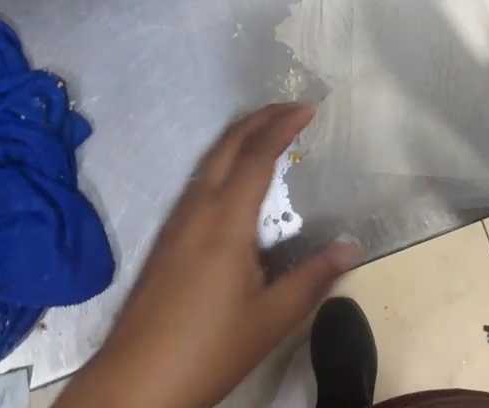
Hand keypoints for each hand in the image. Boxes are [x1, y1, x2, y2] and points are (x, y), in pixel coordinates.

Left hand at [58, 103, 357, 407]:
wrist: (136, 381)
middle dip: (260, 118)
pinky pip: (199, 178)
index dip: (283, 125)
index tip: (308, 108)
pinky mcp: (165, 235)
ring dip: (240, 136)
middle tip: (291, 108)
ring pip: (210, 158)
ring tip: (268, 132)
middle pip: (229, 144)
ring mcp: (176, 219)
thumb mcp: (271, 318)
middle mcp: (198, 207)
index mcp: (226, 220)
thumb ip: (312, 277)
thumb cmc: (209, 348)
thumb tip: (352, 247)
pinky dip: (224, 158)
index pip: (258, 155)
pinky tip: (234, 178)